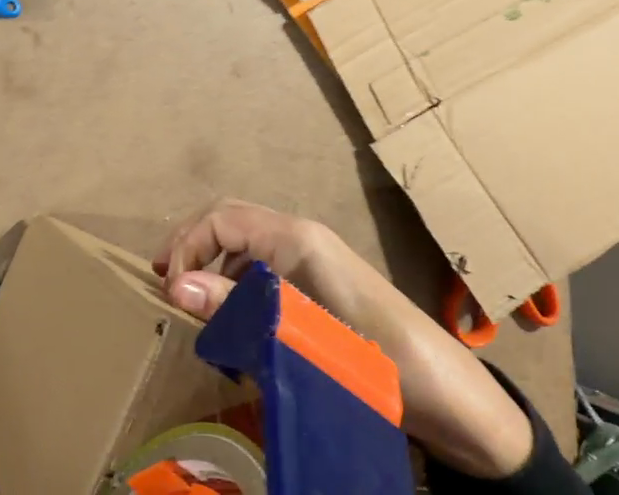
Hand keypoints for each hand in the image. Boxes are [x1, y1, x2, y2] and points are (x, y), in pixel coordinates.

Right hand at [155, 200, 534, 479]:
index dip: (187, 244)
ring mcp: (311, 263)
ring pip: (243, 248)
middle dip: (193, 247)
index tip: (168, 288)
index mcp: (298, 239)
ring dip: (213, 270)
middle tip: (167, 285)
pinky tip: (232, 325)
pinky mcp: (317, 289)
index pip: (222, 218)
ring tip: (194, 310)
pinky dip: (236, 290)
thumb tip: (175, 287)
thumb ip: (237, 308)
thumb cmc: (381, 359)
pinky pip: (262, 273)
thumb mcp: (302, 333)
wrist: (452, 399)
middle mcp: (300, 240)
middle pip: (229, 223)